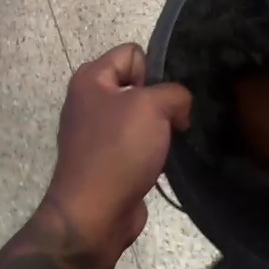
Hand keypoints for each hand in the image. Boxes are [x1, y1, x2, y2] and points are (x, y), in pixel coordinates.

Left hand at [41, 44, 191, 253]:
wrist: (94, 216)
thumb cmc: (119, 151)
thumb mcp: (153, 106)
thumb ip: (175, 93)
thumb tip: (179, 109)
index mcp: (90, 79)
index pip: (132, 52)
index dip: (153, 71)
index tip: (160, 98)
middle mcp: (90, 101)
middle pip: (139, 84)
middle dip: (161, 100)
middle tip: (173, 121)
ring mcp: (97, 133)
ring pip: (142, 116)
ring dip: (160, 128)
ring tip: (170, 143)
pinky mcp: (108, 160)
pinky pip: (138, 143)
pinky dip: (153, 151)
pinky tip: (163, 162)